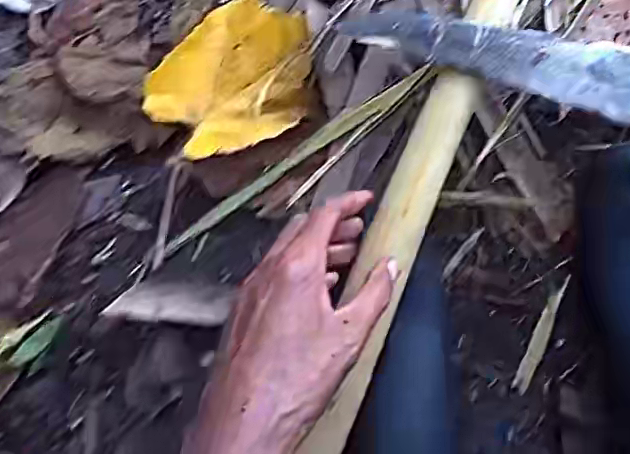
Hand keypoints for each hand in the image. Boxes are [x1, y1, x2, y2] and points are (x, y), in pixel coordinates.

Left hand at [184, 191, 397, 453]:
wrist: (240, 431)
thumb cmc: (290, 386)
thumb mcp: (349, 336)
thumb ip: (375, 293)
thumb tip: (389, 268)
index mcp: (296, 268)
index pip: (324, 214)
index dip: (348, 201)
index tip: (364, 199)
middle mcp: (268, 272)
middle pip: (303, 227)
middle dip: (334, 223)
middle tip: (358, 229)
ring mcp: (250, 292)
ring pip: (286, 250)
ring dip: (316, 245)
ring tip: (343, 257)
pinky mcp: (242, 313)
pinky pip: (273, 273)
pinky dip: (298, 267)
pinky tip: (315, 291)